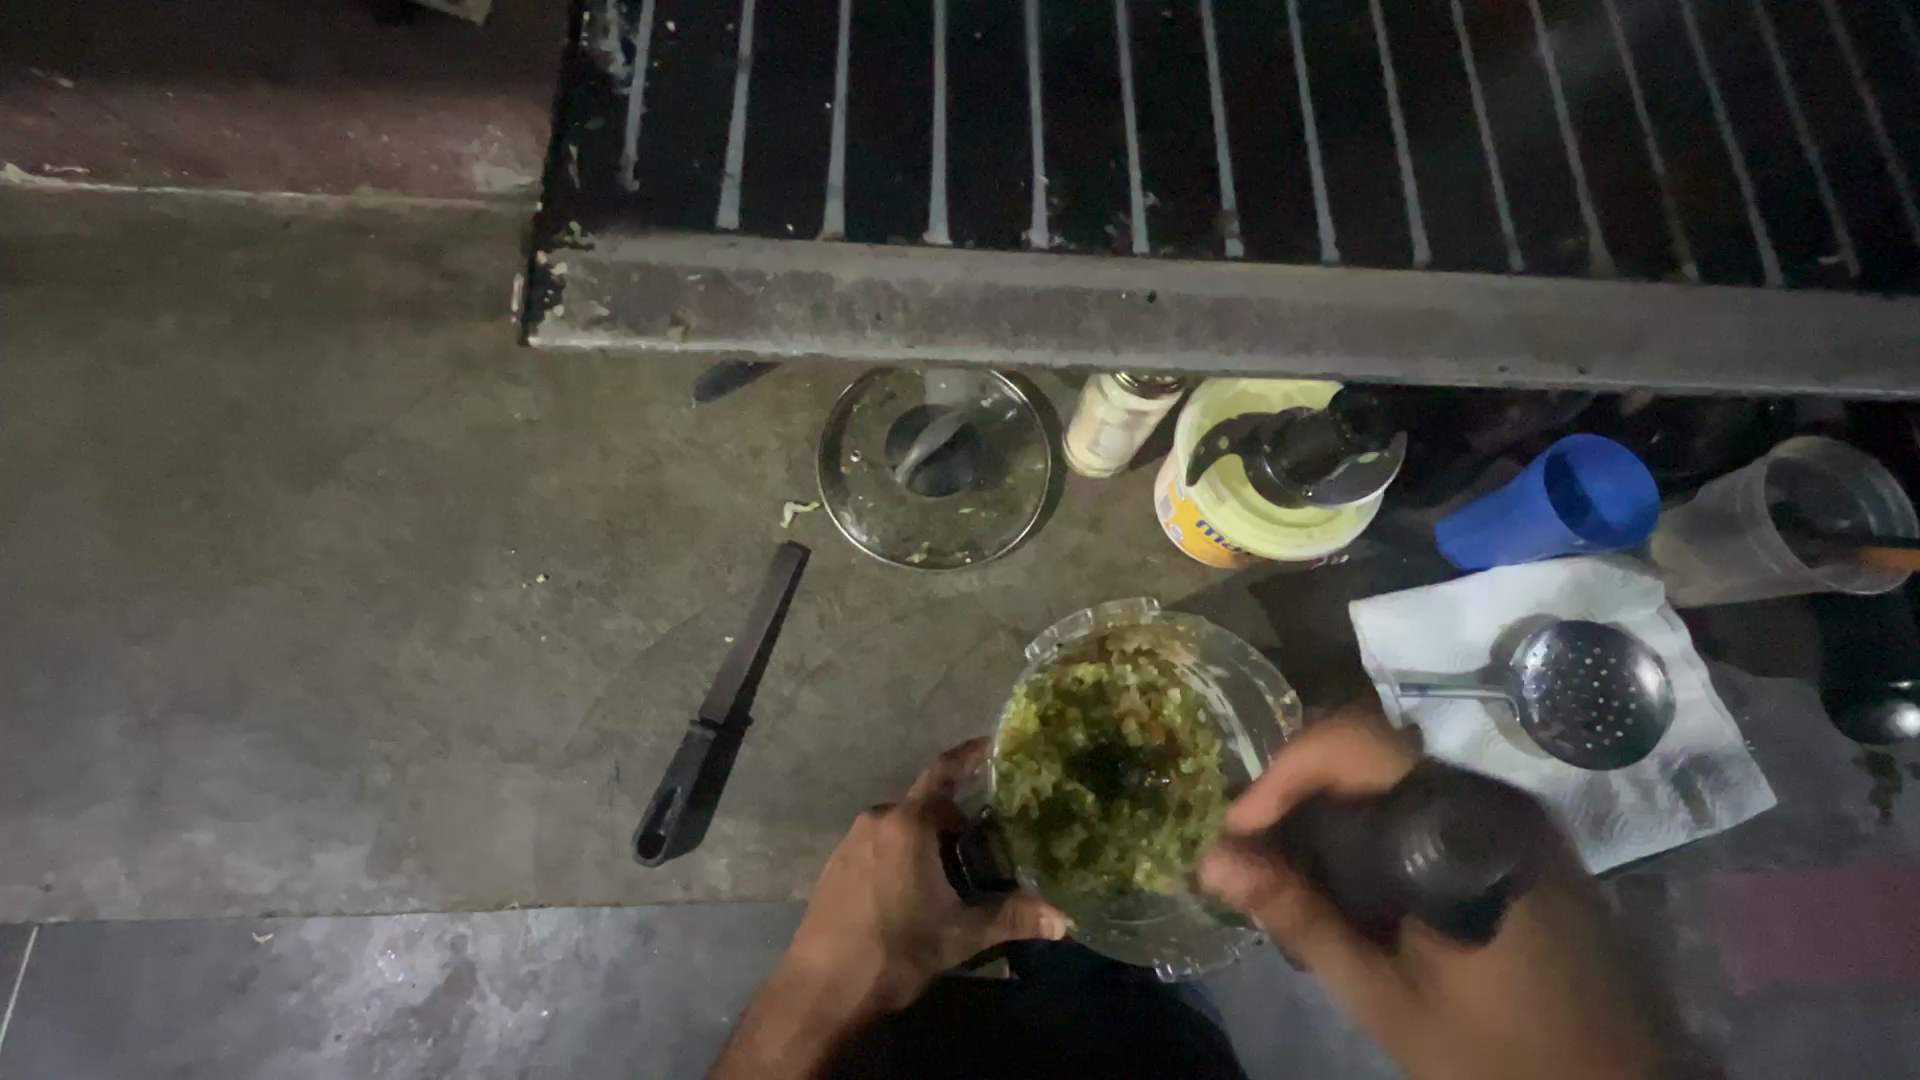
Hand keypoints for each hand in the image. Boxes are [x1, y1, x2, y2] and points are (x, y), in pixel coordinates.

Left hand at [783, 737, 1067, 1013]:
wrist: (822, 987)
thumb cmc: (896, 950)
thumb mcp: (960, 935)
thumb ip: (1011, 918)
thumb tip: (1063, 921)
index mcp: (909, 823)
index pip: (943, 772)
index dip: (968, 755)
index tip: (989, 745)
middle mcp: (879, 819)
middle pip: (925, 805)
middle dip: (954, 818)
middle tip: (984, 841)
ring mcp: (852, 840)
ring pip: (900, 825)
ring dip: (926, 839)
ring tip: (951, 871)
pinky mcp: (836, 863)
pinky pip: (878, 843)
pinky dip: (900, 853)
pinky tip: (911, 889)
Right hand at [1200, 706, 1704, 1079]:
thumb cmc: (1511, 1058)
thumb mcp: (1389, 998)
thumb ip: (1300, 919)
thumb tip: (1212, 861)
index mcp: (1465, 824)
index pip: (1350, 741)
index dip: (1282, 771)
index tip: (1243, 829)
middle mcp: (1491, 799)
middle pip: (1361, 757)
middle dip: (1295, 802)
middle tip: (1258, 860)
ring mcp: (1512, 814)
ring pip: (1386, 779)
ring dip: (1327, 819)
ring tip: (1296, 883)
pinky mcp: (1519, 836)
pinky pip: (1419, 804)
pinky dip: (1368, 832)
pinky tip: (1353, 892)